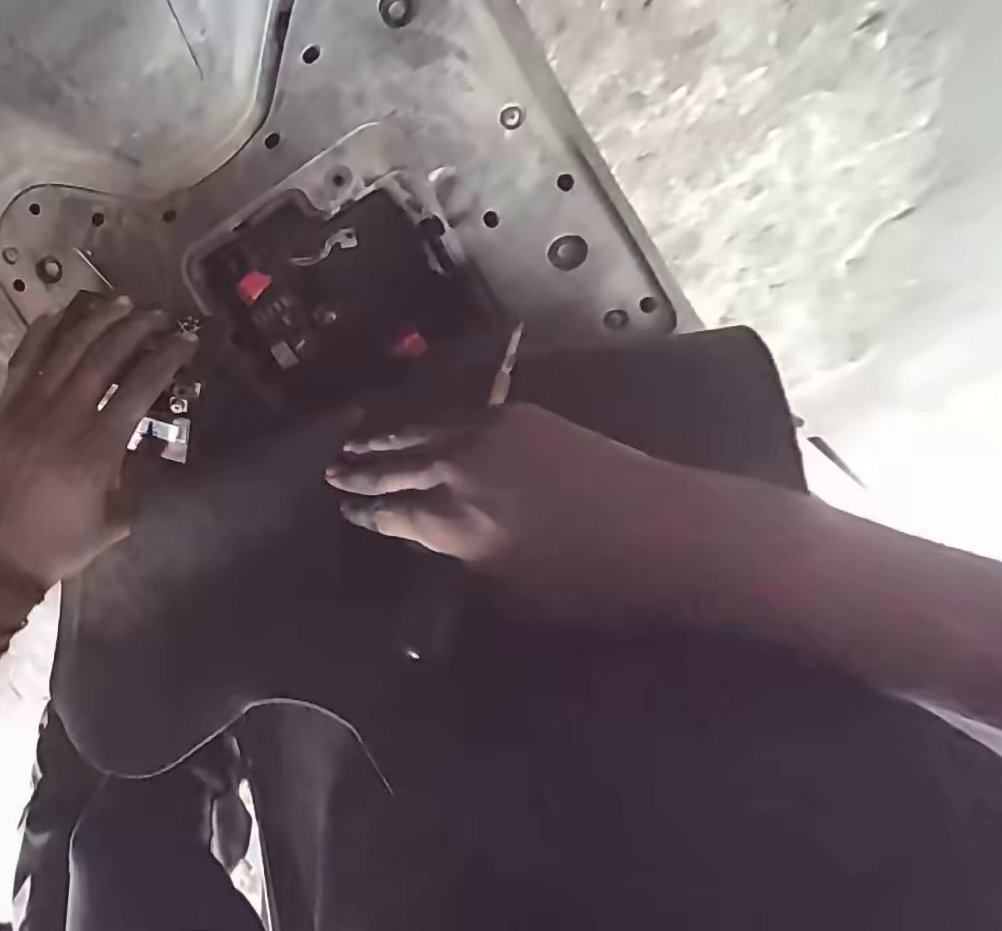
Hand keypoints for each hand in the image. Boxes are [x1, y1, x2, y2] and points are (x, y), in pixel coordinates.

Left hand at [0, 294, 197, 589]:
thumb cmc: (63, 543)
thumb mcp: (118, 517)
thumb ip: (138, 471)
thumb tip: (153, 432)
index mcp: (94, 452)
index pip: (137, 390)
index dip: (166, 359)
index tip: (185, 340)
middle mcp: (61, 421)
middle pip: (103, 358)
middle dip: (136, 329)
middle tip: (158, 315)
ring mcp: (27, 411)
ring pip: (65, 351)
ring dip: (96, 320)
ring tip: (121, 302)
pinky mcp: (4, 410)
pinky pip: (23, 361)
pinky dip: (42, 333)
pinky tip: (60, 313)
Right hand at [326, 404, 709, 615]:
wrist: (669, 530)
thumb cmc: (592, 582)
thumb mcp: (510, 586)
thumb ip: (460, 555)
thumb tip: (434, 535)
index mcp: (453, 523)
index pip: (391, 514)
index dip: (364, 512)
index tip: (345, 509)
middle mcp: (457, 473)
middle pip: (393, 470)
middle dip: (359, 472)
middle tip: (332, 471)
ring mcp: (484, 436)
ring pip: (417, 434)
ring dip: (382, 439)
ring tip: (354, 441)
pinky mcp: (513, 415)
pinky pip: (453, 416)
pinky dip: (425, 423)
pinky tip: (414, 425)